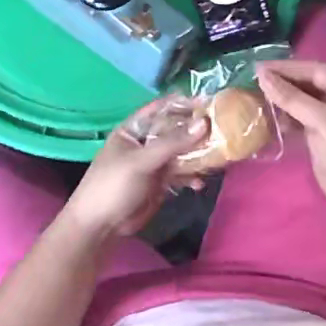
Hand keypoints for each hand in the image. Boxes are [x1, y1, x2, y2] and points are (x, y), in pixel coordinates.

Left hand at [60, 103, 209, 238]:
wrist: (100, 224)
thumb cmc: (113, 185)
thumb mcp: (141, 161)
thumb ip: (172, 143)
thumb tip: (204, 123)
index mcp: (132, 130)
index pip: (160, 109)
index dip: (183, 104)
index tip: (210, 102)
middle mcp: (144, 143)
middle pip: (175, 131)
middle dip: (196, 131)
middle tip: (224, 130)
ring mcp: (153, 163)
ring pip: (181, 153)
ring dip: (198, 155)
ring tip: (219, 157)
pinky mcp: (160, 182)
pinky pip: (180, 174)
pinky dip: (191, 176)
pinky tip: (199, 184)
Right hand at [257, 60, 325, 212]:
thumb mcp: (322, 122)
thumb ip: (292, 98)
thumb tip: (262, 75)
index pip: (315, 70)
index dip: (285, 68)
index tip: (256, 68)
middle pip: (308, 83)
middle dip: (281, 83)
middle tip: (250, 81)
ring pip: (302, 100)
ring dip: (280, 100)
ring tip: (254, 97)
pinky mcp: (323, 133)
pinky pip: (301, 118)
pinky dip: (285, 117)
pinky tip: (267, 117)